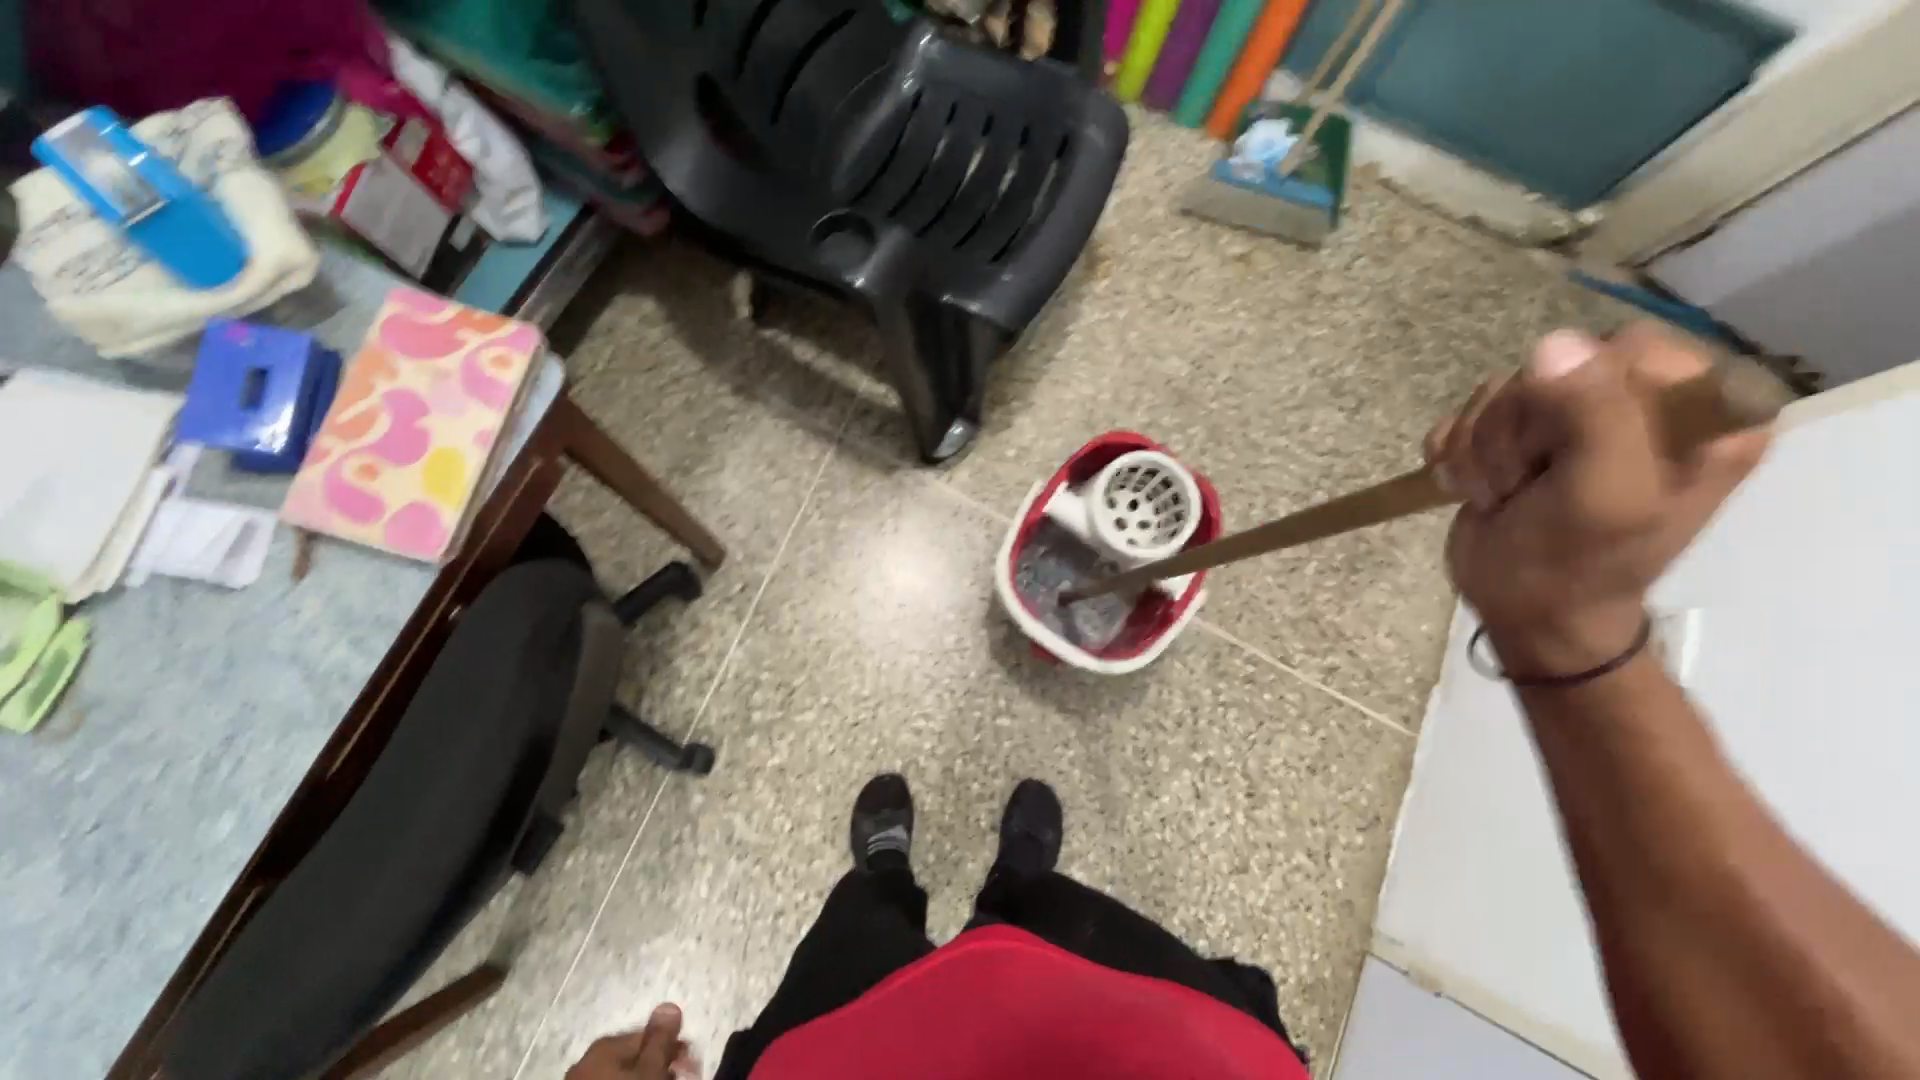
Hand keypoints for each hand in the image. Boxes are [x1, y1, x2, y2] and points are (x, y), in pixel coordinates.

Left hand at [566, 1004, 699, 1079]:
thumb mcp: (650, 1072)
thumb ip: (660, 1039)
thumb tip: (669, 1005)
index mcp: (605, 1045)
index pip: (650, 1034)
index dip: (675, 1048)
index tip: (692, 1066)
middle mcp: (587, 1060)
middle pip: (634, 1056)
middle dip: (659, 1065)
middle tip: (678, 1078)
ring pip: (621, 1075)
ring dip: (644, 1078)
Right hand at [1423, 324, 1769, 676]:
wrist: (1526, 615)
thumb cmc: (1578, 567)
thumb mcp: (1606, 495)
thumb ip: (1597, 414)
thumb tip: (1552, 345)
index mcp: (1697, 411)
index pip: (1626, 348)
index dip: (1581, 396)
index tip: (1572, 456)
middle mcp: (1640, 404)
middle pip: (1551, 367)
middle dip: (1518, 431)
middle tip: (1529, 486)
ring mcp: (1569, 419)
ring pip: (1498, 390)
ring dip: (1483, 450)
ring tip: (1504, 496)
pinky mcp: (1513, 437)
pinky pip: (1464, 413)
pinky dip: (1456, 454)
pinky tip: (1474, 489)